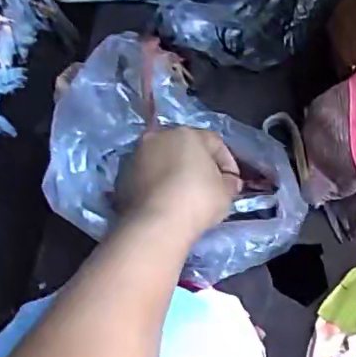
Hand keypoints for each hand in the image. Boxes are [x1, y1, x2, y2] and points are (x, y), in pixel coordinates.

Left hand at [114, 126, 239, 236]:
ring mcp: (137, 154)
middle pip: (185, 147)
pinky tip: (167, 200)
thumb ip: (229, 181)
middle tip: (209, 186)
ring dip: (176, 172)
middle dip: (199, 164)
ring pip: (164, 159)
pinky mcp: (123, 173)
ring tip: (185, 194)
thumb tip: (228, 181)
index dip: (228, 163)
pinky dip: (159, 183)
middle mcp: (159, 136)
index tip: (233, 183)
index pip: (215, 142)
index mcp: (187, 134)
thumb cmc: (198, 200)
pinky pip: (148, 174)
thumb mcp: (227, 192)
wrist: (156, 222)